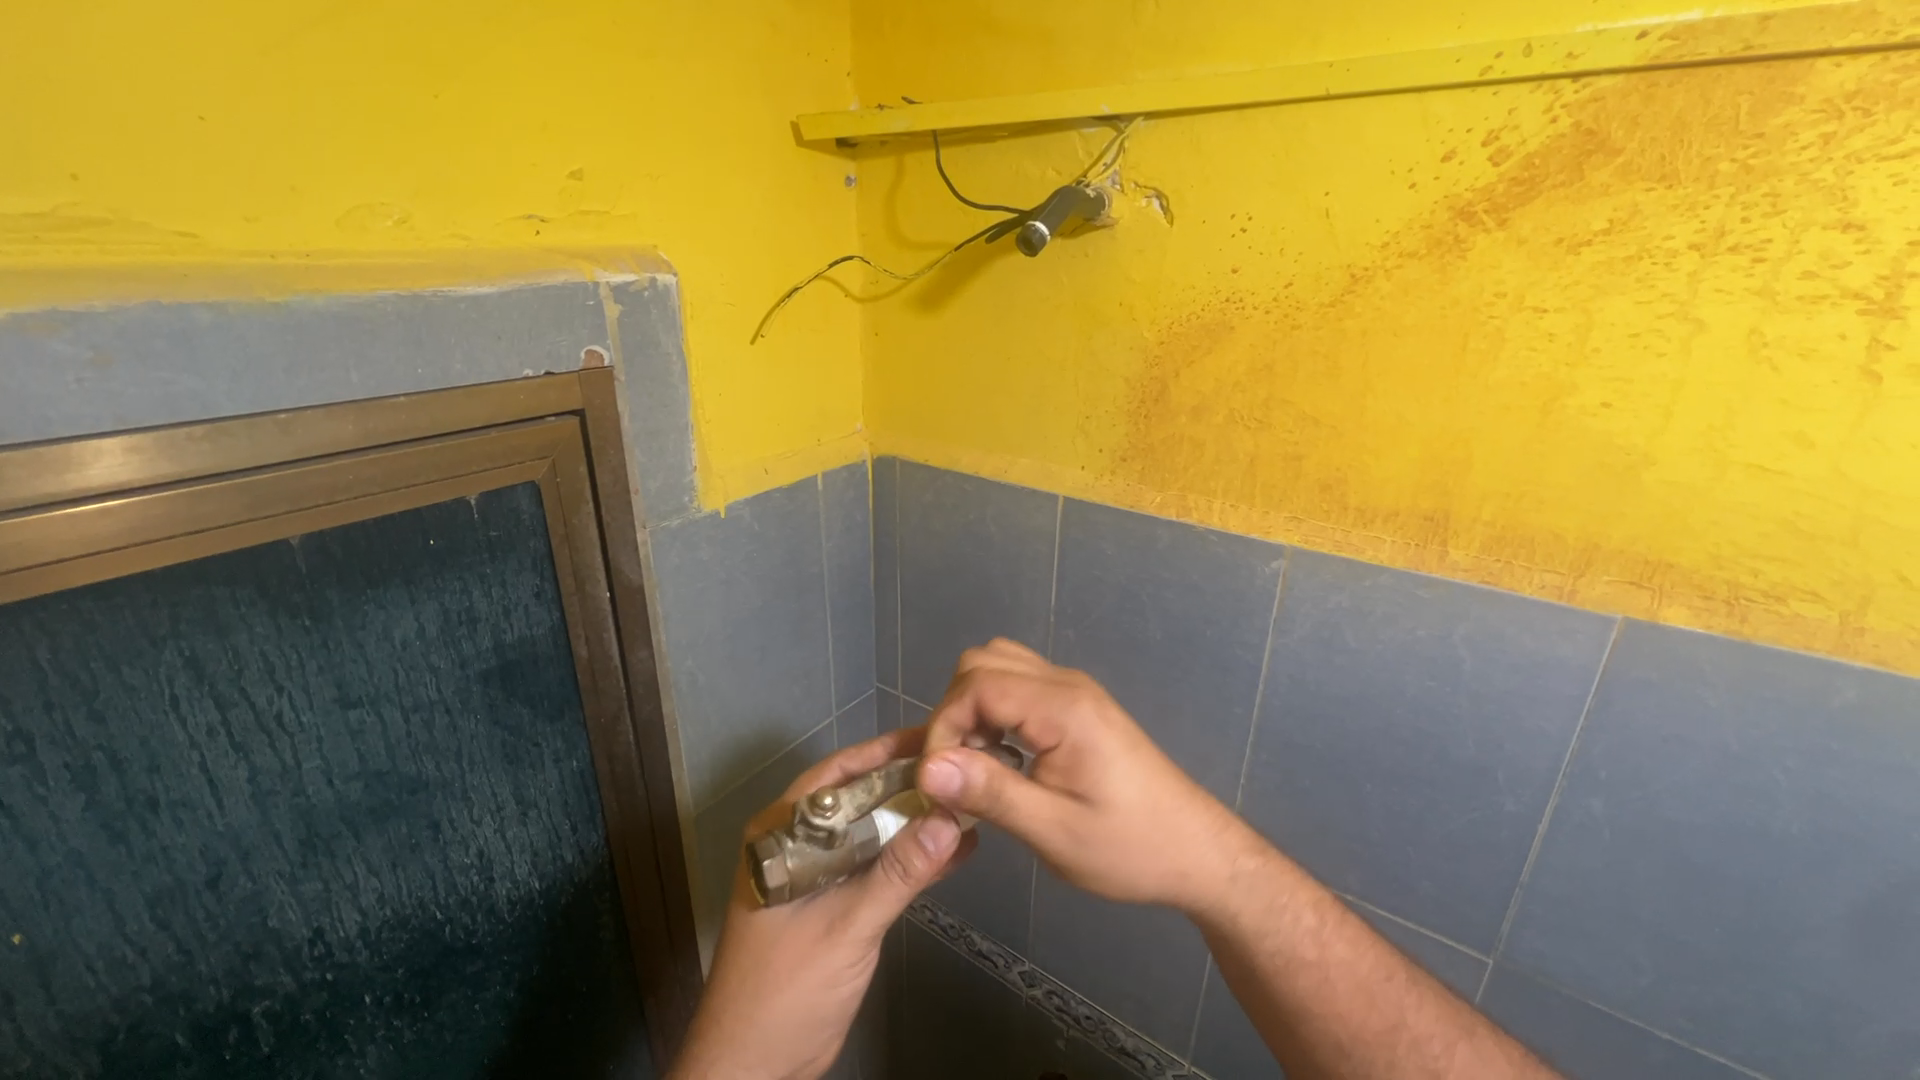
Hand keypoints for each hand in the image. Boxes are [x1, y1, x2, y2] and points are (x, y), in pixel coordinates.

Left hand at [670, 726, 976, 1079]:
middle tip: (963, 764)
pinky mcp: (833, 903)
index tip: (937, 737)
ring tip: (969, 799)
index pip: (838, 775)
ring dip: (915, 820)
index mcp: (783, 834)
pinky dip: (912, 859)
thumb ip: (897, 874)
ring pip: (872, 832)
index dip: (886, 753)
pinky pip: (877, 866)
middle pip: (859, 799)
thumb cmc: (786, 991)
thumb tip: (949, 818)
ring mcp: (816, 875)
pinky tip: (956, 849)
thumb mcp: (845, 928)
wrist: (752, 1070)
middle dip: (909, 784)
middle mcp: (798, 844)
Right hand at [916, 638, 1257, 914]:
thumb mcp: (1053, 831)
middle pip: (983, 663)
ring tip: (976, 764)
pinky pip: (1019, 686)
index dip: (943, 726)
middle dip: (954, 712)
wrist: (1194, 851)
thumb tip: (926, 770)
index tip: (938, 779)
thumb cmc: (1129, 847)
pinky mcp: (1077, 706)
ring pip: (1000, 666)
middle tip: (956, 769)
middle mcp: (1066, 685)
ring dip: (973, 708)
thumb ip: (990, 792)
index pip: (976, 685)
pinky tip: (1002, 759)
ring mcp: (1074, 691)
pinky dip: (995, 711)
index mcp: (1062, 708)